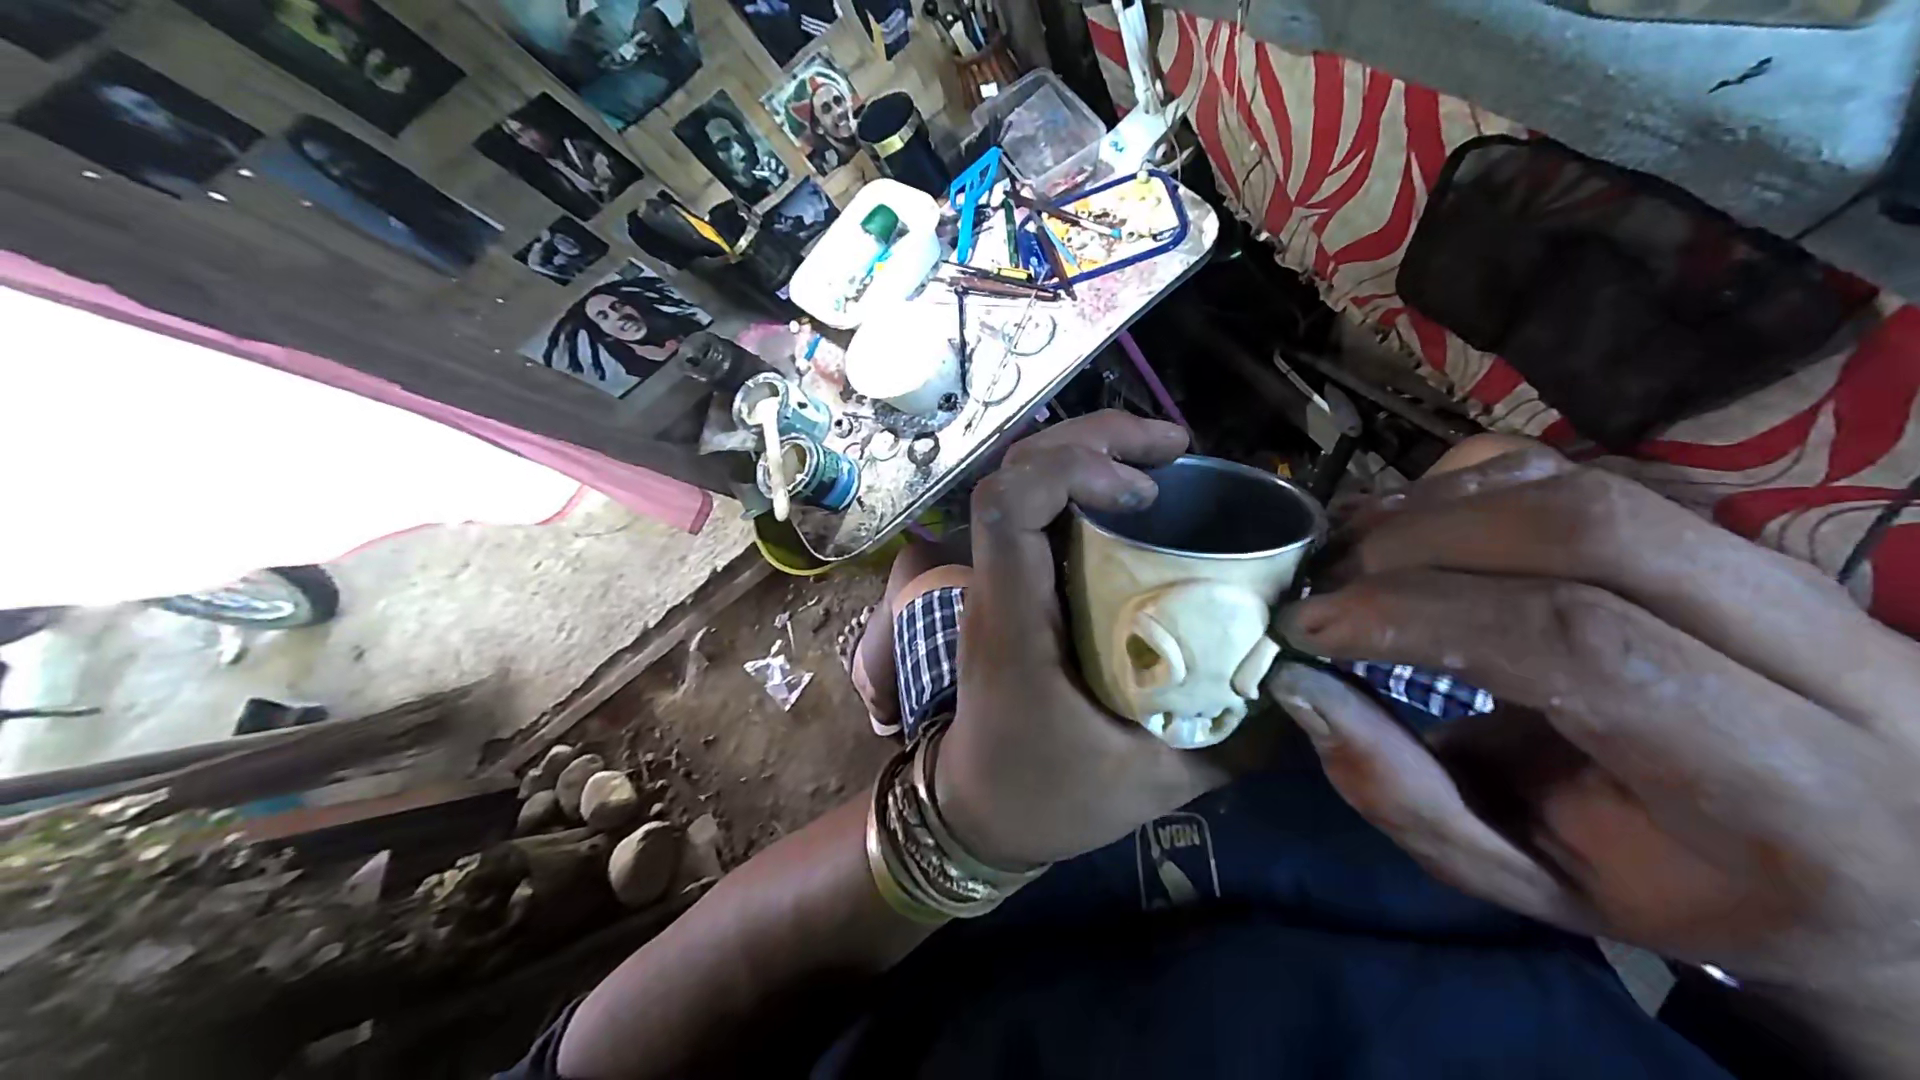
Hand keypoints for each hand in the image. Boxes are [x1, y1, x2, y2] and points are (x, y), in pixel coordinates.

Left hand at [935, 411, 1229, 868]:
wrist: (976, 812)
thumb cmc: (1050, 798)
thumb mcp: (1155, 780)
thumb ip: (1237, 737)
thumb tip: (1312, 682)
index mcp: (1015, 624)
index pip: (1008, 506)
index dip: (1073, 471)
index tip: (1145, 491)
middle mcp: (996, 588)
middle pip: (1015, 471)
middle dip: (1093, 439)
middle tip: (1175, 446)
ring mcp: (997, 584)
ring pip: (1021, 482)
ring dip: (1087, 453)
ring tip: (1162, 459)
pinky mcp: (1011, 590)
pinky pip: (1035, 512)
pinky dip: (1081, 487)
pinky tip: (1137, 503)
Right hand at [1269, 446, 1919, 1069]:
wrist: (1862, 858)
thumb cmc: (1679, 888)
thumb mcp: (1532, 884)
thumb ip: (1409, 800)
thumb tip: (1299, 687)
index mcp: (1783, 781)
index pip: (1580, 643)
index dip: (1417, 614)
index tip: (1310, 627)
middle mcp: (1821, 652)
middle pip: (1581, 532)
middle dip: (1412, 545)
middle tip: (1320, 583)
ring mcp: (1783, 571)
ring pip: (1575, 488)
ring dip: (1427, 509)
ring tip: (1347, 555)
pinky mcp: (1731, 533)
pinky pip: (1574, 472)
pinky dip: (1463, 486)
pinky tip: (1412, 529)